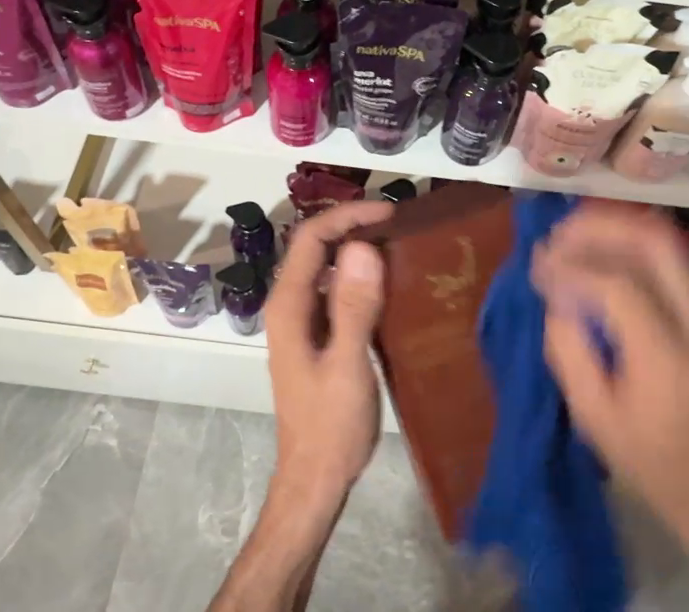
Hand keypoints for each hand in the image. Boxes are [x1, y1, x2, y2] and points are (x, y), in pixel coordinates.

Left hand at [262, 199, 394, 513]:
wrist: (315, 477)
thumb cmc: (330, 425)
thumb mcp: (347, 366)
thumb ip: (353, 307)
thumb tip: (362, 247)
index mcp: (288, 305)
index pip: (310, 238)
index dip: (346, 216)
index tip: (390, 211)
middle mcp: (289, 305)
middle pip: (315, 246)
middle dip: (352, 225)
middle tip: (400, 222)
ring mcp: (302, 320)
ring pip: (325, 266)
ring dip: (356, 248)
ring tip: (400, 242)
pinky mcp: (317, 335)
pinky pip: (335, 290)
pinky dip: (359, 275)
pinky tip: (389, 282)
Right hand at [532, 202, 688, 551]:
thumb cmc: (651, 460)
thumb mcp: (595, 418)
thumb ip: (569, 352)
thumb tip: (556, 297)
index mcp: (668, 357)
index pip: (618, 285)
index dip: (572, 266)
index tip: (538, 265)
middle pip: (653, 242)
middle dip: (598, 227)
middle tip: (556, 234)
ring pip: (665, 241)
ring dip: (615, 228)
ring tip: (572, 234)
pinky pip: (669, 257)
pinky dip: (630, 242)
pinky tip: (598, 250)